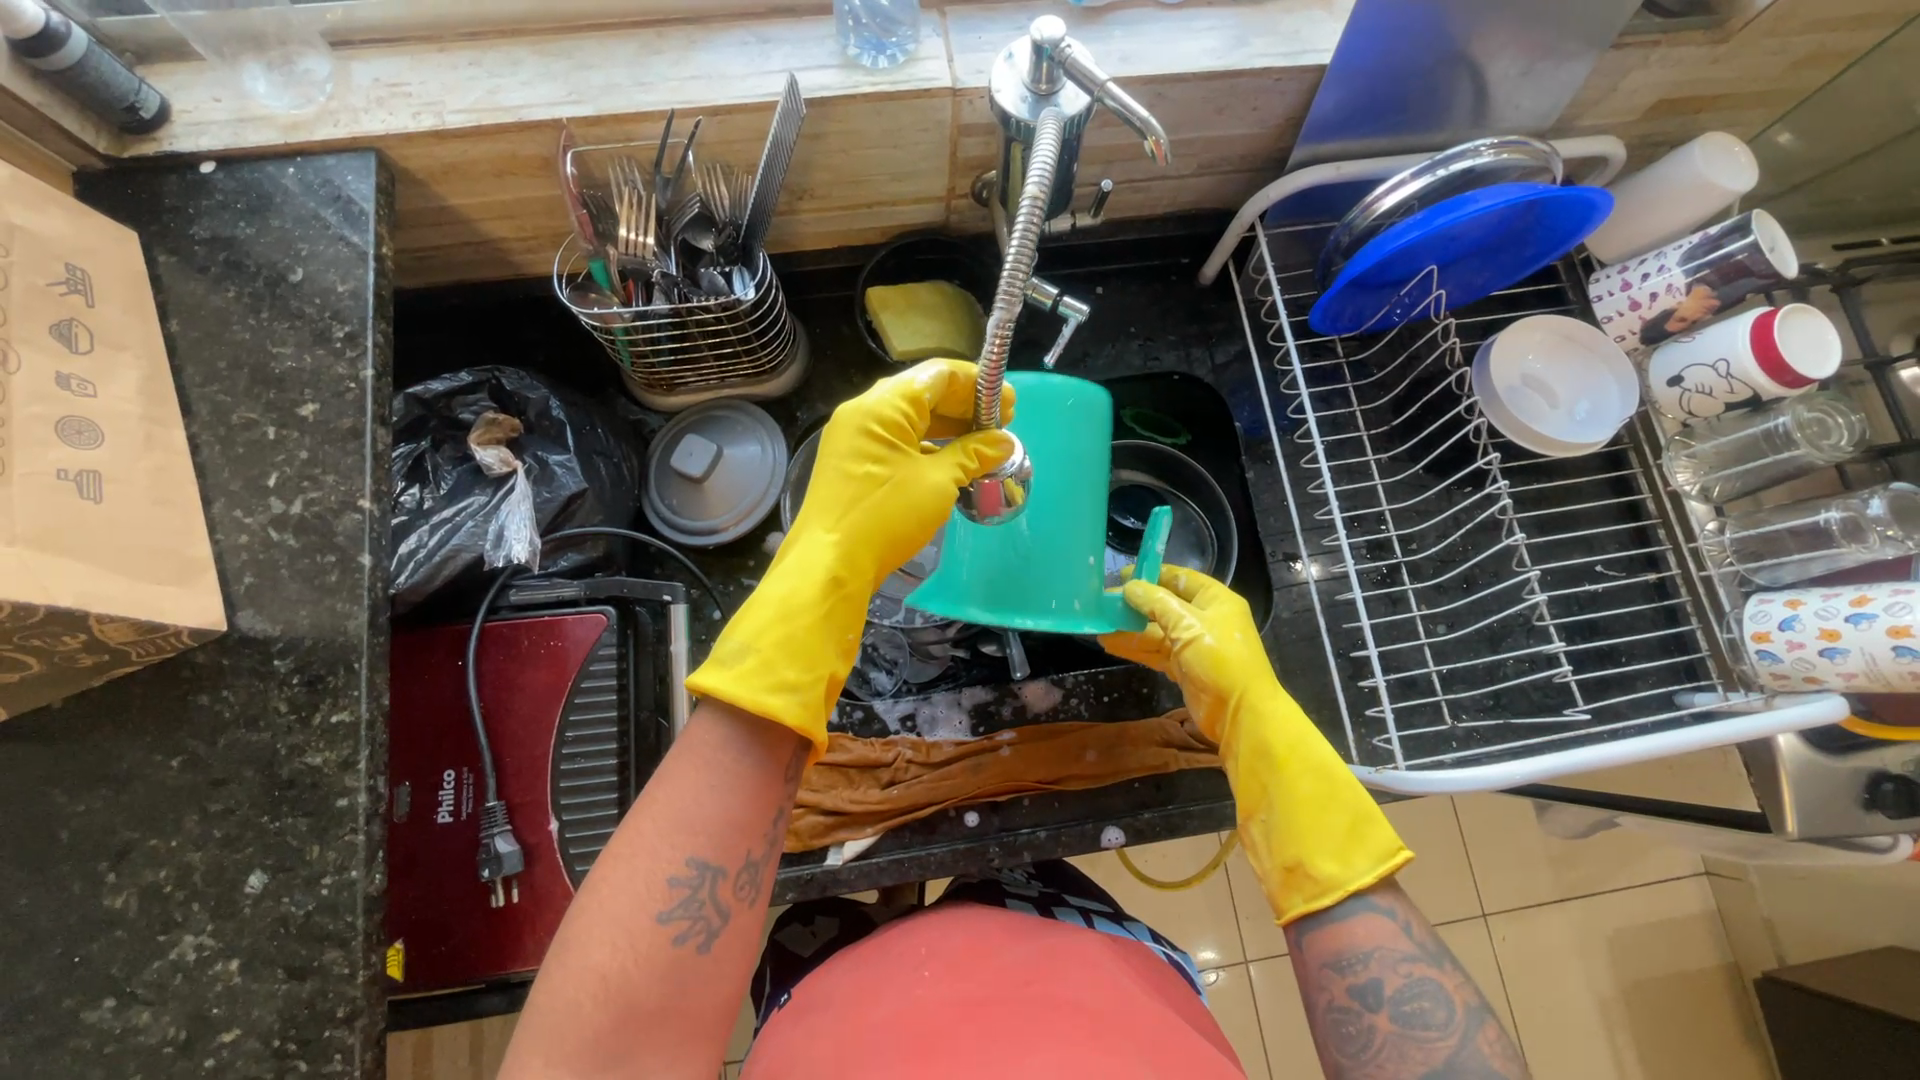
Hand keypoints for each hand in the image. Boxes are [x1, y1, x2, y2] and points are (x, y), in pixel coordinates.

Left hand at [686, 359, 1015, 762]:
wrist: (830, 564)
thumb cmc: (885, 515)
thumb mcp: (938, 482)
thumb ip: (973, 455)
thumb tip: (1004, 443)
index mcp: (883, 405)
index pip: (938, 374)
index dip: (979, 384)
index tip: (1011, 405)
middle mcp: (864, 413)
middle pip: (923, 394)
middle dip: (965, 408)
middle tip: (1002, 427)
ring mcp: (854, 439)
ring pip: (910, 421)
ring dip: (948, 430)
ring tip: (985, 448)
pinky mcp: (853, 465)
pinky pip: (896, 443)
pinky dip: (927, 448)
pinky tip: (954, 464)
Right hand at [1098, 566, 1279, 745]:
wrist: (1240, 713)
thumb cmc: (1220, 659)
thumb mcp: (1188, 624)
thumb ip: (1156, 603)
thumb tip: (1129, 587)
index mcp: (1214, 600)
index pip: (1179, 578)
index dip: (1152, 574)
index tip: (1122, 574)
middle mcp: (1204, 619)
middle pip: (1164, 605)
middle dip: (1134, 605)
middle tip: (1103, 603)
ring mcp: (1193, 645)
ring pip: (1155, 631)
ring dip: (1129, 628)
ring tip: (1099, 625)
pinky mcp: (1183, 667)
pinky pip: (1154, 651)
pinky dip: (1134, 648)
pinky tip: (1110, 644)